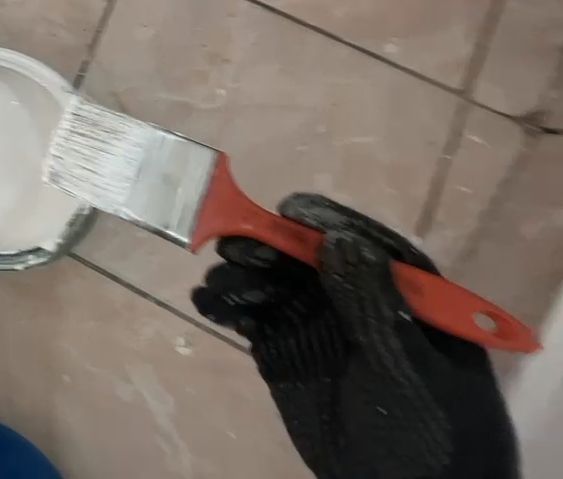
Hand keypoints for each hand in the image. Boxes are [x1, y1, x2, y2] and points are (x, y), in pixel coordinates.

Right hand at [189, 193, 517, 478]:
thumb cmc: (425, 425)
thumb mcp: (406, 365)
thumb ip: (372, 303)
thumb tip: (337, 237)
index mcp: (395, 293)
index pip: (354, 238)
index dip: (318, 220)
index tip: (284, 212)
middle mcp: (345, 294)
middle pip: (290, 247)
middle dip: (259, 245)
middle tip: (239, 256)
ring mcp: (306, 315)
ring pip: (256, 272)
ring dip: (233, 274)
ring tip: (226, 296)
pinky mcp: (273, 337)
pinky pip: (237, 306)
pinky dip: (216, 300)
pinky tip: (211, 307)